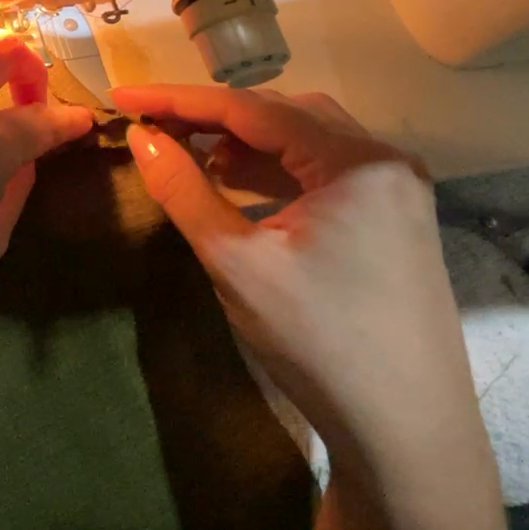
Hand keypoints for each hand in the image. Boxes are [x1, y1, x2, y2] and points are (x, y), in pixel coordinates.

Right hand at [112, 85, 472, 451]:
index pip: (249, 108)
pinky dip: (271, 167)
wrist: (407, 432)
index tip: (121, 97)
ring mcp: (396, 191)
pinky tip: (236, 184)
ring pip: (302, 138)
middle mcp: (385, 161)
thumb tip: (141, 135)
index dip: (177, 99)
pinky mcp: (393, 220)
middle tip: (151, 125)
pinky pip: (321, 170)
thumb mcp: (234, 259)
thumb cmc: (317, 339)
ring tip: (187, 153)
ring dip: (241, 139)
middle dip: (210, 115)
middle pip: (280, 113)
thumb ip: (183, 188)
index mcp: (356, 162)